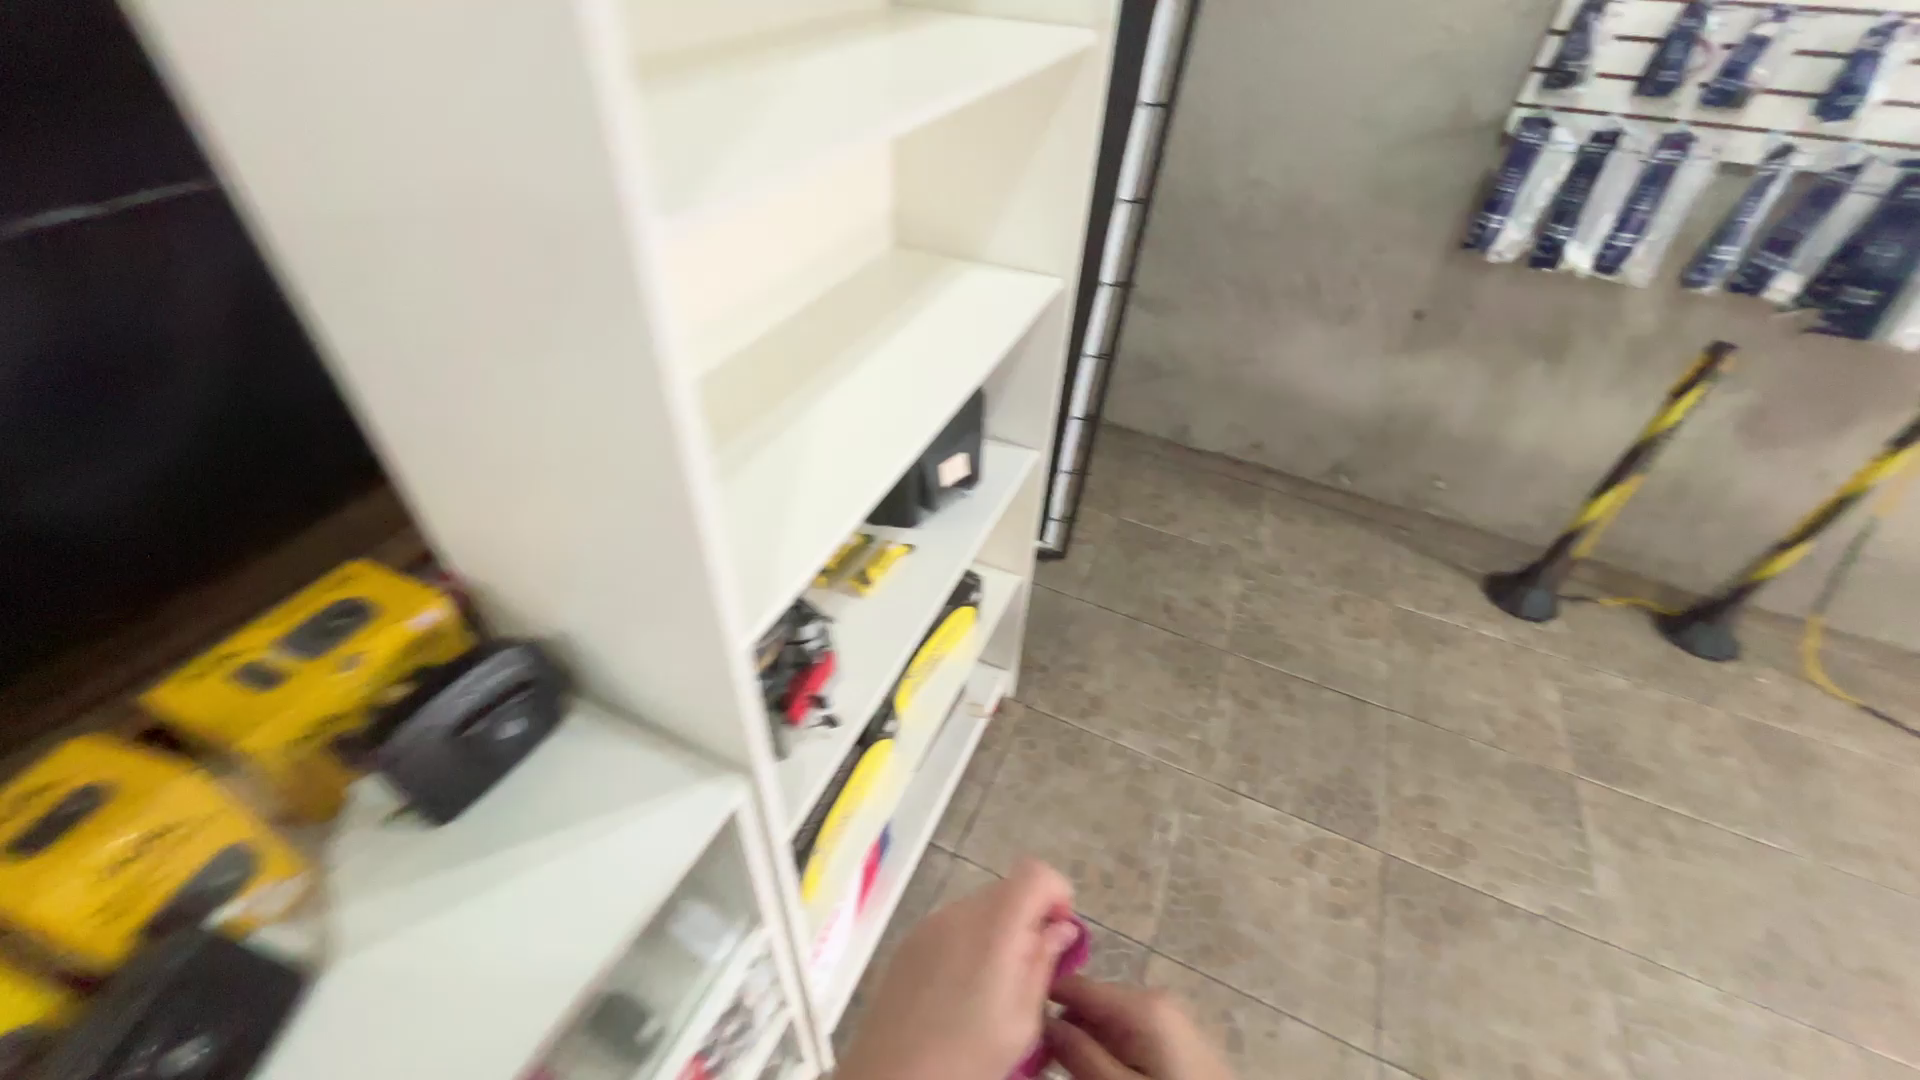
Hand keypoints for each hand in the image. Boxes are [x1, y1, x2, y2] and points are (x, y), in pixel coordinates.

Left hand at [838, 858, 1081, 1079]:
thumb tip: (1061, 928)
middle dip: (1029, 918)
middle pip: (1008, 889)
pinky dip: (969, 942)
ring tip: (993, 987)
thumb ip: (1044, 963)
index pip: (1035, 871)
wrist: (891, 1075)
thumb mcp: (1022, 1020)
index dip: (1056, 894)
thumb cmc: (966, 1056)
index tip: (1059, 934)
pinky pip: (952, 925)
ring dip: (998, 932)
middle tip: (1030, 969)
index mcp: (994, 925)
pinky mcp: (909, 940)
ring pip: (980, 908)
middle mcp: (960, 911)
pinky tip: (961, 990)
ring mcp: (930, 922)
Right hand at [1045, 976, 1234, 1079]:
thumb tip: (1041, 1021)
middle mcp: (1153, 998)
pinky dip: (1109, 1054)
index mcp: (1140, 1005)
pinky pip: (1128, 1036)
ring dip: (1085, 1046)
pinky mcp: (1176, 1040)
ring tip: (1066, 1073)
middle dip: (1063, 1031)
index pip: (1072, 984)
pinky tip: (1100, 1076)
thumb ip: (1078, 1054)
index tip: (1016, 1027)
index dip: (1041, 1002)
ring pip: (1106, 1022)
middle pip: (1089, 1004)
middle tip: (1040, 1065)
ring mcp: (1168, 1018)